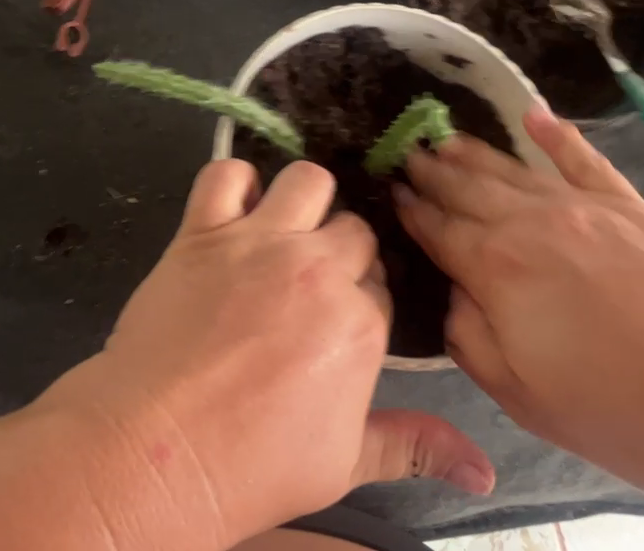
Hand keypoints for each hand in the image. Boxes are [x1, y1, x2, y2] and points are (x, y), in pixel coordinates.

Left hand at [37, 159, 494, 549]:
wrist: (159, 453)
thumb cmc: (253, 467)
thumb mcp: (345, 464)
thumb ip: (413, 445)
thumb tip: (484, 470)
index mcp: (359, 323)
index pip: (380, 284)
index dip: (360, 297)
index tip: (336, 318)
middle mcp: (317, 270)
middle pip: (353, 229)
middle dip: (340, 251)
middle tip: (309, 281)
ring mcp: (258, 243)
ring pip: (306, 180)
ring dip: (304, 200)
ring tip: (285, 230)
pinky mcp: (203, 232)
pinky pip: (225, 174)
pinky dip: (234, 181)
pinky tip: (235, 209)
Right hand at [395, 109, 643, 537]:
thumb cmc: (623, 416)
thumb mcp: (522, 396)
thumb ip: (470, 337)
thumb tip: (453, 293)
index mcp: (498, 268)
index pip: (439, 229)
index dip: (411, 209)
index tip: (389, 189)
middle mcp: (532, 223)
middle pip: (469, 188)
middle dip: (433, 171)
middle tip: (406, 152)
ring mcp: (586, 208)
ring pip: (514, 169)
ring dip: (475, 152)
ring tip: (446, 137)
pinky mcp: (634, 208)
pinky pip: (584, 159)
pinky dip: (557, 135)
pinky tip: (535, 117)